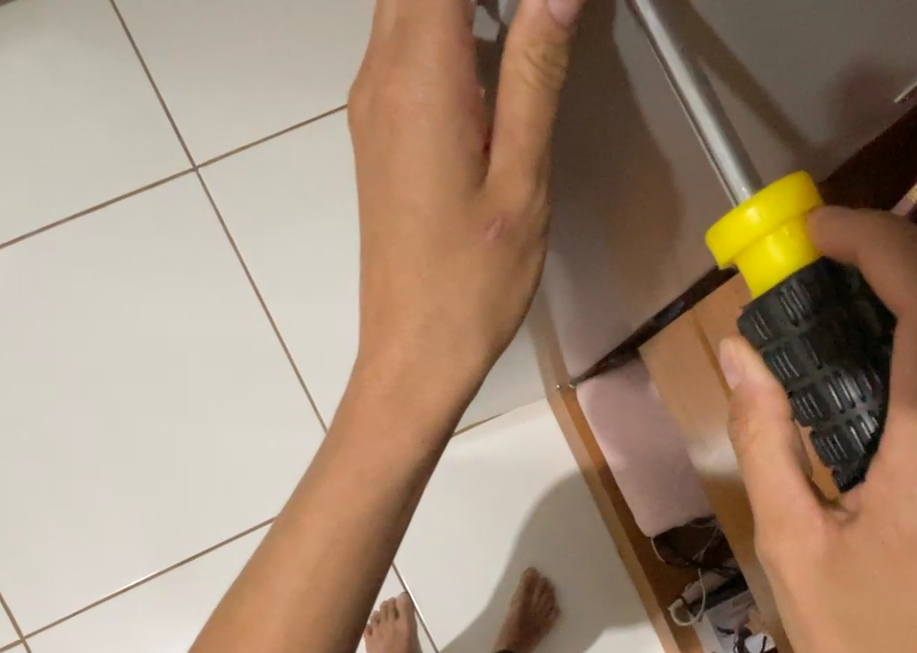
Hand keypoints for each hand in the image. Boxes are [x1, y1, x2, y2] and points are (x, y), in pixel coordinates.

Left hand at [347, 0, 584, 419]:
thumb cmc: (471, 285)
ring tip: (526, 26)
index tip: (545, 5)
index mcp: (420, 80)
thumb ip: (535, 75)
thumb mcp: (521, 181)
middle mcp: (380, 79)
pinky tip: (494, 54)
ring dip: (465, 4)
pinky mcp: (376, 135)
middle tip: (541, 17)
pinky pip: (403, 49)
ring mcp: (370, 107)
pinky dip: (447, 27)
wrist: (414, 354)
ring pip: (405, 8)